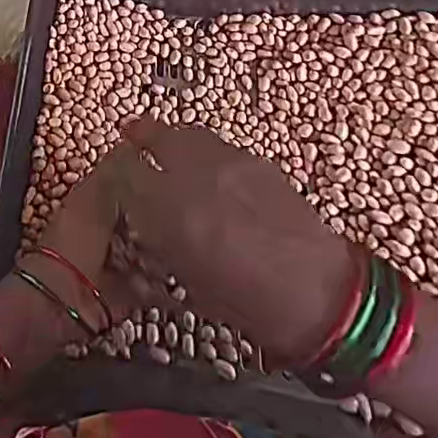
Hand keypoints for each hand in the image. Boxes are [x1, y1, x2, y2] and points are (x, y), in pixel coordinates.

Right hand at [113, 120, 357, 364]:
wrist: (323, 297)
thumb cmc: (249, 304)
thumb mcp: (186, 281)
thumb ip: (157, 239)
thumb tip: (142, 216)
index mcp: (172, 211)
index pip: (126, 170)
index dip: (116, 171)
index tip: (115, 177)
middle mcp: (197, 176)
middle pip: (154, 136)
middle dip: (139, 135)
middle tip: (131, 135)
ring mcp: (229, 162)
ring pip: (187, 133)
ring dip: (171, 138)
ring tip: (165, 145)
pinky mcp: (256, 160)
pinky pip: (217, 145)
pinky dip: (203, 150)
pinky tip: (207, 168)